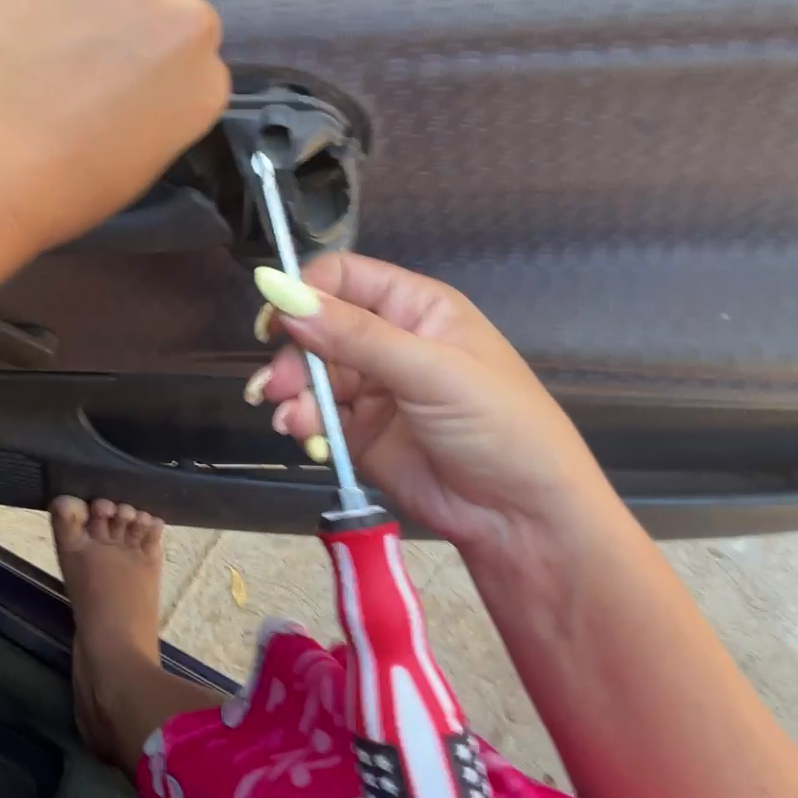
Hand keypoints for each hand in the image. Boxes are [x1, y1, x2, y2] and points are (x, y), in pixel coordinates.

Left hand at [0, 0, 227, 252]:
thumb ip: (160, 115)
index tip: (119, 101)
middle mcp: (188, 23)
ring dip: (102, 0)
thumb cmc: (60, 190)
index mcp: (207, 86)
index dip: (152, 83)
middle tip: (82, 71)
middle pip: (172, 15)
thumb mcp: (138, 167)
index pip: (195, 67)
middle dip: (136, 38)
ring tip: (47, 40)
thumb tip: (140, 89)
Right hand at [249, 253, 622, 558]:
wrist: (523, 519)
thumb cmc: (498, 426)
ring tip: (292, 420)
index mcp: (415, 308)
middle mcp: (388, 340)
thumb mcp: (430, 371)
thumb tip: (283, 294)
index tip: (274, 318)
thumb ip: (354, 335)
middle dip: (294, 355)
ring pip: (310, 374)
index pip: (344, 278)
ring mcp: (372, 387)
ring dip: (293, 393)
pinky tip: (303, 436)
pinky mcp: (358, 431)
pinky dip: (302, 422)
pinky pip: (315, 414)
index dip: (305, 290)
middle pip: (316, 328)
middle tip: (280, 386)